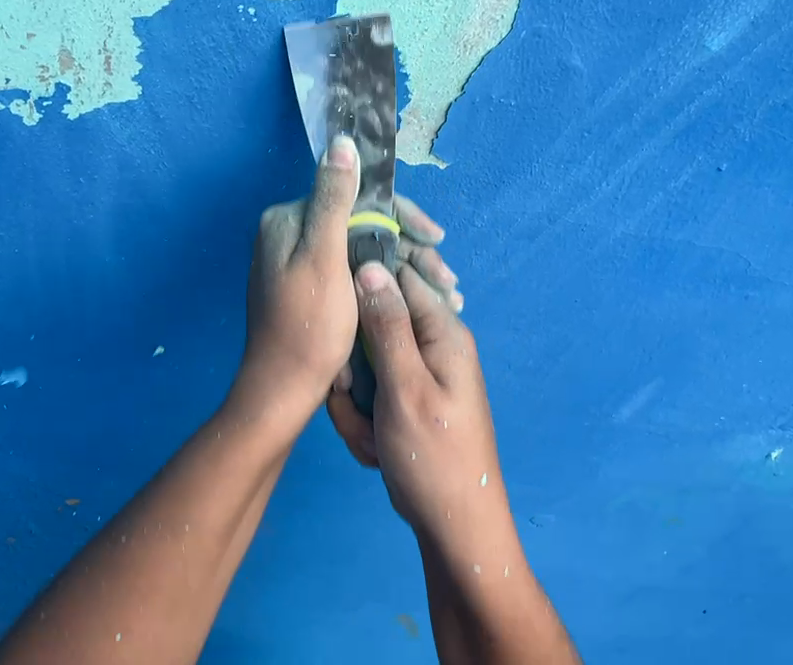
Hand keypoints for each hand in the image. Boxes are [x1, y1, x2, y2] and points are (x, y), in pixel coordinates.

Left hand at [237, 137, 462, 418]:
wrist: (283, 388)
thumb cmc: (308, 325)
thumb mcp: (324, 257)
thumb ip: (333, 199)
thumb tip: (342, 142)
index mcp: (289, 219)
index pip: (355, 198)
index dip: (400, 217)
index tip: (436, 239)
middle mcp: (290, 232)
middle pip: (361, 223)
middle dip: (408, 247)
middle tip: (447, 277)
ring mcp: (299, 259)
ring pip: (363, 248)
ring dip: (405, 266)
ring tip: (447, 293)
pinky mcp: (310, 285)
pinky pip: (355, 270)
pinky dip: (386, 281)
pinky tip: (417, 299)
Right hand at [326, 261, 506, 540]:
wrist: (452, 526)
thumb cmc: (433, 456)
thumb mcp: (404, 386)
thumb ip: (386, 325)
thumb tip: (368, 266)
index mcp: (441, 332)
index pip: (395, 277)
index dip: (360, 290)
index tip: (340, 323)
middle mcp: (430, 345)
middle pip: (368, 326)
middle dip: (352, 367)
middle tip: (354, 398)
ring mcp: (415, 374)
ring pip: (360, 365)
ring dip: (354, 402)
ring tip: (370, 434)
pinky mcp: (401, 400)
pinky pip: (366, 393)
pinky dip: (362, 420)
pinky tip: (374, 446)